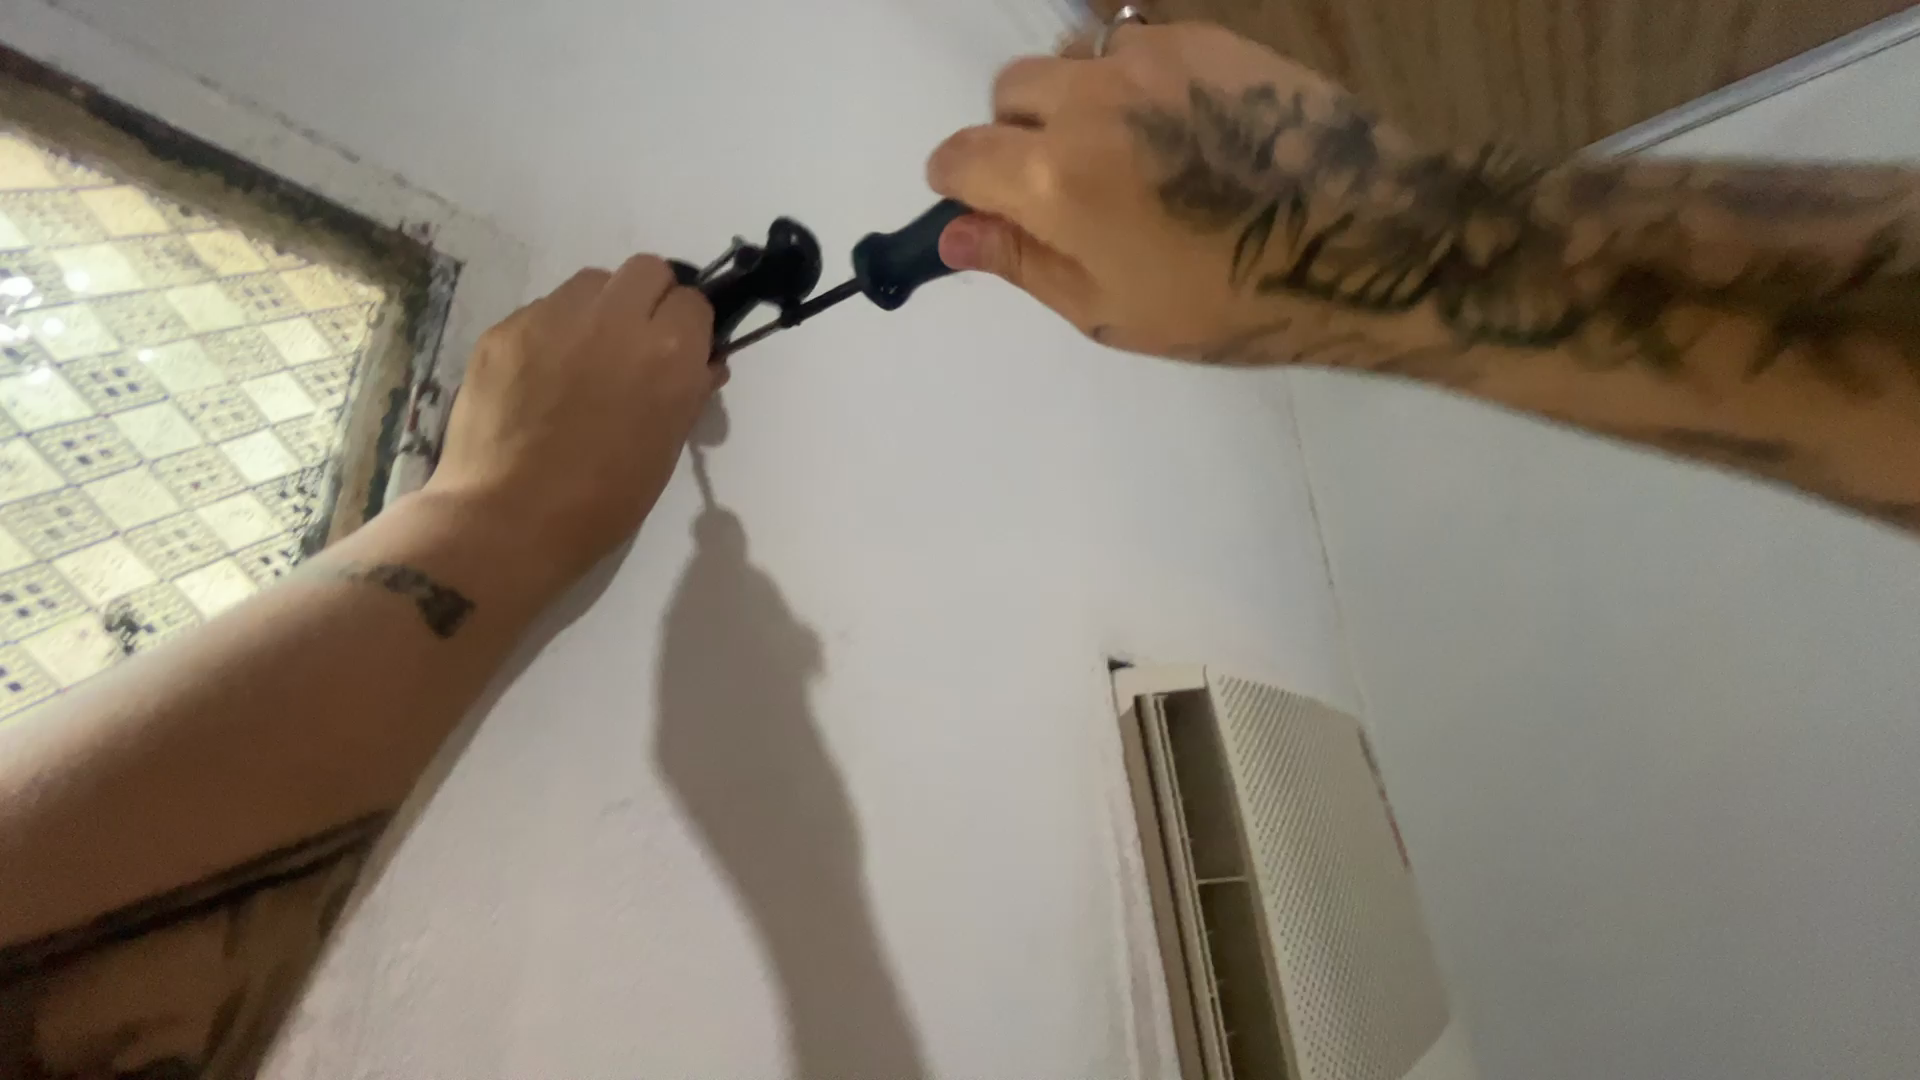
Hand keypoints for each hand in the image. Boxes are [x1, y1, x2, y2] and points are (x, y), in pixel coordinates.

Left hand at [425, 256, 721, 584]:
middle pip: (648, 269)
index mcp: (669, 353)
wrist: (515, 516)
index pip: (695, 302)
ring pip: (593, 281)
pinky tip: (546, 378)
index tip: (684, 351)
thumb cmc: (610, 495)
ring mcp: (554, 318)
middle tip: (642, 342)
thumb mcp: (669, 443)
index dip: (692, 326)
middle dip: (654, 298)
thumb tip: (701, 363)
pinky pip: (545, 310)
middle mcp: (615, 320)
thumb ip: (690, 390)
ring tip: (590, 356)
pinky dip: (558, 332)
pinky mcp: (507, 328)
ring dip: (604, 307)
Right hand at [926, 22, 1443, 360]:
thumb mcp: (1104, 308)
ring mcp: (1147, 56)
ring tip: (1114, 156)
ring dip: (1062, 102)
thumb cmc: (1218, 301)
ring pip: (1064, 58)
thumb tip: (952, 235)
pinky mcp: (1200, 36)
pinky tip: (1164, 131)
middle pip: (1007, 94)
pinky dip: (1118, 83)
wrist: (1349, 242)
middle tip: (1056, 191)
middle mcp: (1088, 98)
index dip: (954, 182)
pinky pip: (1125, 44)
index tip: (968, 202)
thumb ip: (1020, 262)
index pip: (961, 155)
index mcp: (1054, 178)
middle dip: (1009, 138)